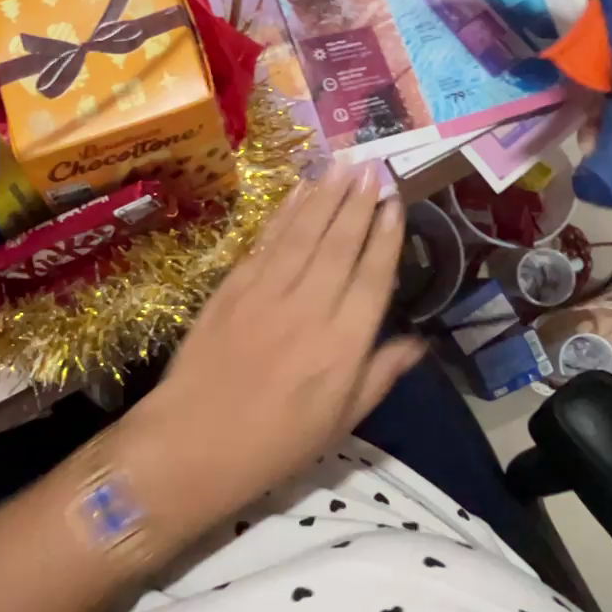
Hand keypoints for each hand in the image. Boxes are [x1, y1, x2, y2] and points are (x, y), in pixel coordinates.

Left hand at [112, 164, 425, 540]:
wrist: (193, 443)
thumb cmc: (275, 445)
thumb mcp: (340, 423)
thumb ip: (379, 375)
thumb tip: (418, 341)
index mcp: (342, 346)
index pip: (373, 279)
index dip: (386, 237)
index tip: (396, 203)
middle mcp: (308, 309)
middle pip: (339, 245)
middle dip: (358, 203)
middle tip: (372, 168)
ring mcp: (265, 294)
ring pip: (302, 235)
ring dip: (324, 196)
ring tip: (342, 166)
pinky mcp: (231, 289)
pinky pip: (265, 243)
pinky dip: (284, 214)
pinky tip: (297, 193)